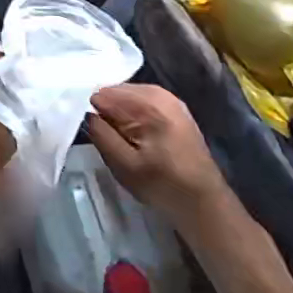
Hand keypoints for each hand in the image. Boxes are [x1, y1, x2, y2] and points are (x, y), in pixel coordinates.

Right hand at [86, 84, 227, 209]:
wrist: (204, 202)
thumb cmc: (162, 186)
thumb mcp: (123, 165)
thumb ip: (100, 133)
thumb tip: (88, 113)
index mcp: (146, 105)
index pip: (101, 95)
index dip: (97, 116)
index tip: (104, 137)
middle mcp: (158, 93)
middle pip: (114, 90)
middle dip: (109, 112)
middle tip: (118, 141)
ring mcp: (169, 97)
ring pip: (127, 94)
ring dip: (121, 113)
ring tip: (129, 140)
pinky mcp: (175, 106)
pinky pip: (141, 99)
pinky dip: (135, 113)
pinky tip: (142, 136)